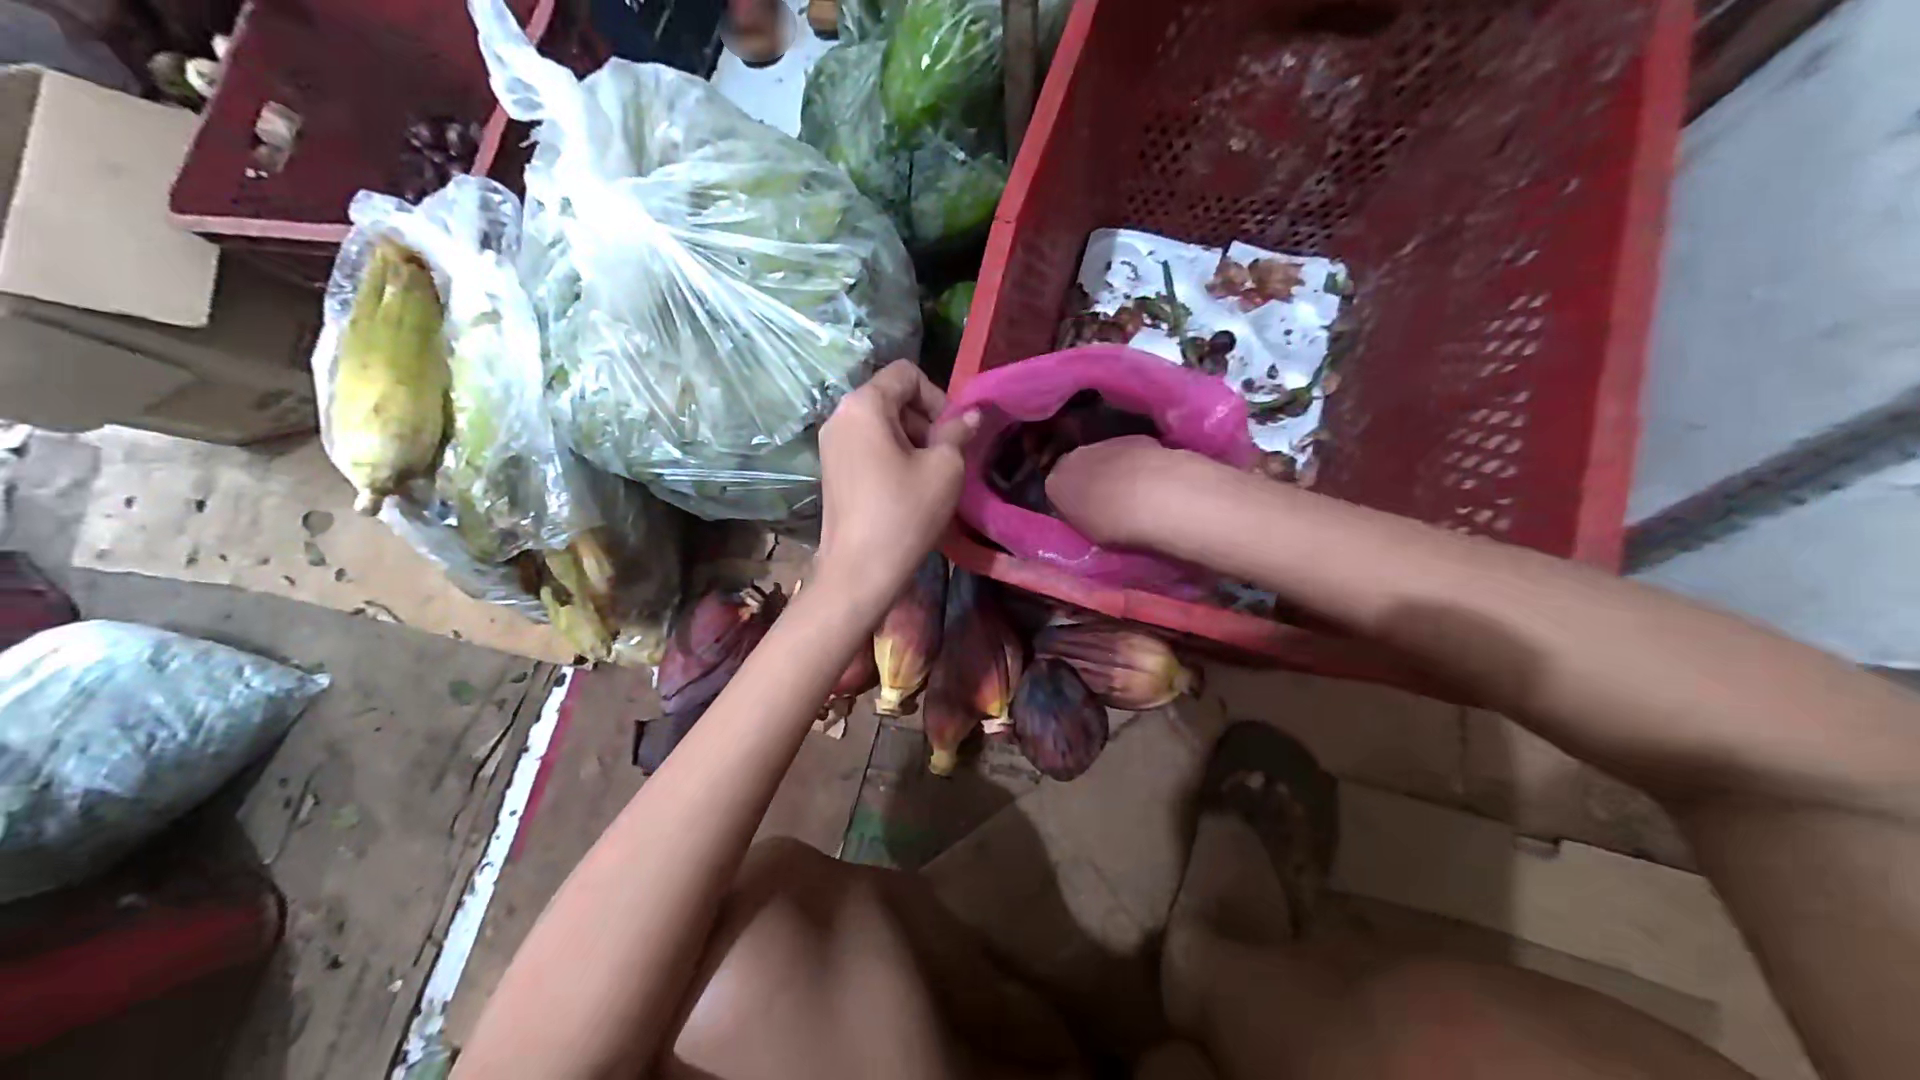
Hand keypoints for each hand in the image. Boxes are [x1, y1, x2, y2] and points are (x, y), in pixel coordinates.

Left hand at [816, 361, 977, 607]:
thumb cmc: (905, 512)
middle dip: (925, 420)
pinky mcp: (832, 470)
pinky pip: (868, 446)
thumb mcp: (945, 468)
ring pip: (881, 424)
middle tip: (945, 457)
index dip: (937, 396)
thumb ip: (958, 432)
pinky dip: (892, 456)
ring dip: (911, 440)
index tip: (951, 433)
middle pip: (892, 397)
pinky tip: (907, 488)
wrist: (860, 570)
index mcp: (863, 404)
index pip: (906, 374)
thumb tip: (971, 415)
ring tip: (930, 476)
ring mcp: (831, 444)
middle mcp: (840, 416)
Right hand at [1046, 435, 1201, 547]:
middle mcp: (1072, 457)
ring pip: (1104, 458)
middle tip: (1107, 504)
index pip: (1057, 490)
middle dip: (1090, 481)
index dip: (1071, 502)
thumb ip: (1081, 518)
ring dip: (1115, 471)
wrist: (1153, 498)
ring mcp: (1104, 444)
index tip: (1084, 515)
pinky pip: (1131, 453)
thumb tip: (1088, 515)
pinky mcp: (1135, 438)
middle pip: (1077, 468)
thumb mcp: (1087, 533)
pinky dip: (1138, 464)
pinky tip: (1153, 481)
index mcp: (1055, 483)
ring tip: (1134, 494)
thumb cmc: (1113, 526)